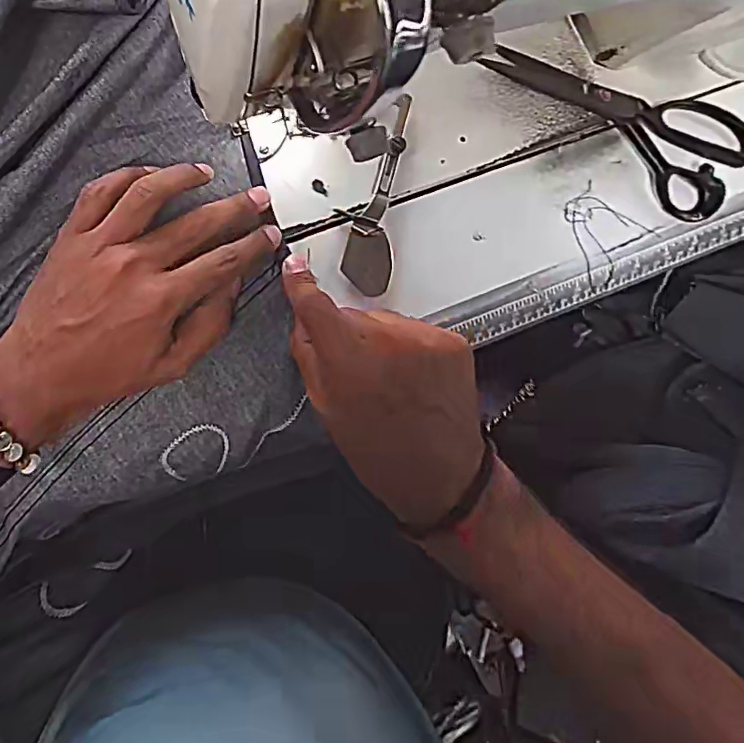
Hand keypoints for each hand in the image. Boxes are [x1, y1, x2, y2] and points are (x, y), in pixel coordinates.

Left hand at [0, 163, 280, 447]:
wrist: (38, 373)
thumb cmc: (100, 373)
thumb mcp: (169, 365)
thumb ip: (209, 325)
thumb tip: (231, 288)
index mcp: (159, 299)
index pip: (222, 260)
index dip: (253, 244)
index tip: (265, 235)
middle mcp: (132, 265)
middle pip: (196, 222)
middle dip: (235, 207)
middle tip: (253, 199)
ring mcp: (99, 246)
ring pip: (147, 193)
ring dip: (182, 177)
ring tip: (202, 172)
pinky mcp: (73, 237)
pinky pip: (99, 192)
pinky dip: (125, 176)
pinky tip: (145, 174)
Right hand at [282, 250, 484, 527]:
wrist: (440, 475)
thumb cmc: (383, 452)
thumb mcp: (327, 409)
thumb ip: (309, 357)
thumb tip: (303, 323)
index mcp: (347, 360)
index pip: (315, 303)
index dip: (300, 284)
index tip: (295, 268)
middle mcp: (385, 341)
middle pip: (350, 314)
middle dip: (347, 333)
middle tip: (359, 372)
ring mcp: (421, 338)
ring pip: (383, 320)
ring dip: (381, 340)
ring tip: (391, 380)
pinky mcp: (448, 341)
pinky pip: (413, 329)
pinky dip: (408, 346)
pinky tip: (412, 377)